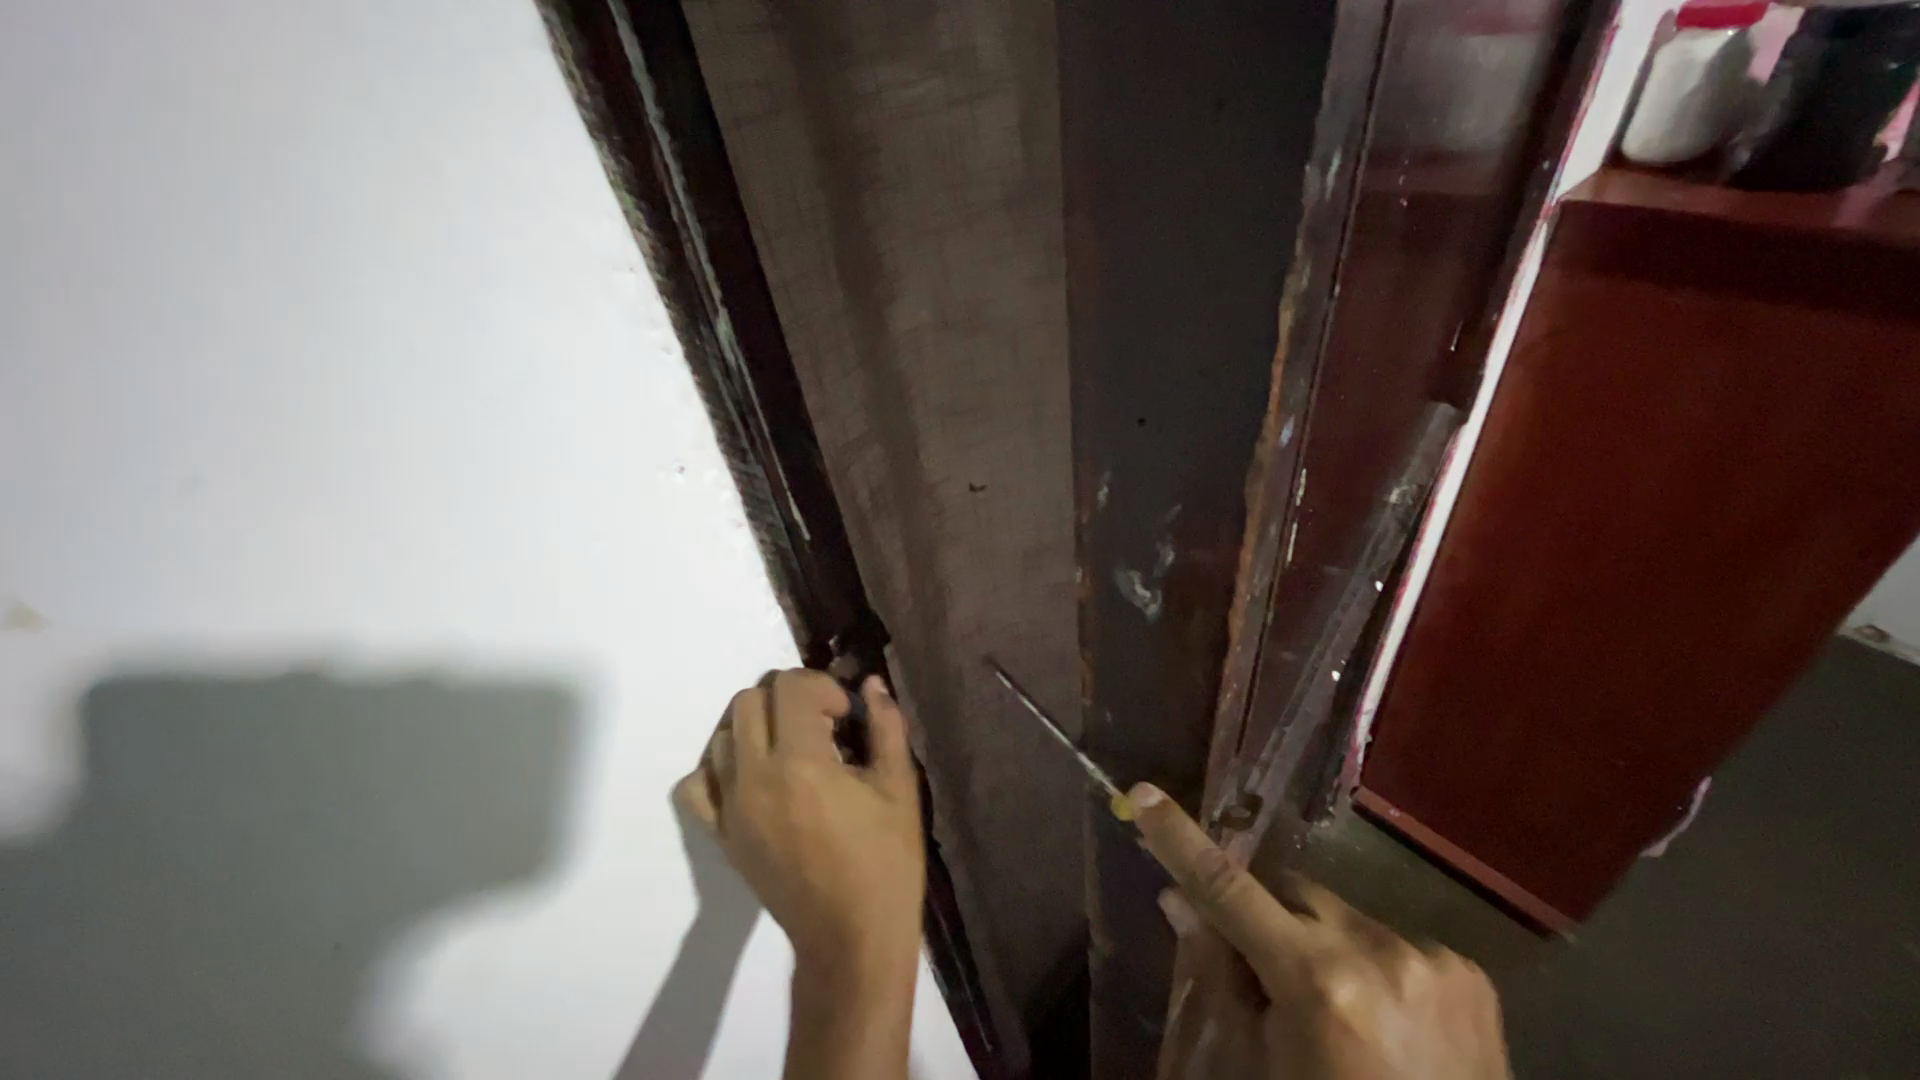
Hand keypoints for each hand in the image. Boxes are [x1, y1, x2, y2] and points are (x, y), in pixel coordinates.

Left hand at [676, 670, 924, 978]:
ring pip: (721, 734)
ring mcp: (730, 807)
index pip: (790, 687)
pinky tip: (754, 775)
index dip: (823, 686)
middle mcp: (755, 777)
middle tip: (821, 723)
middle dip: (787, 698)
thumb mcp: (899, 788)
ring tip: (792, 747)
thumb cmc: (885, 862)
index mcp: (801, 762)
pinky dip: (719, 767)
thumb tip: (871, 684)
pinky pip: (697, 783)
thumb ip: (886, 726)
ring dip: (755, 725)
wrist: (850, 938)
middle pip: (749, 700)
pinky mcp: (721, 834)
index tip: (847, 715)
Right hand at [1131, 783, 1510, 1079]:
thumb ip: (1220, 976)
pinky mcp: (1469, 971)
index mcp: (1316, 983)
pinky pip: (1395, 941)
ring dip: (1325, 943)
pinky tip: (1389, 1020)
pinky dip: (1375, 964)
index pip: (1228, 890)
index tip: (1145, 794)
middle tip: (1266, 973)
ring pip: (1343, 915)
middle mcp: (1377, 951)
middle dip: (1269, 916)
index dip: (1180, 841)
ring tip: (1342, 1011)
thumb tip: (1180, 903)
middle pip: (1292, 891)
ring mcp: (1432, 958)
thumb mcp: (1257, 1066)